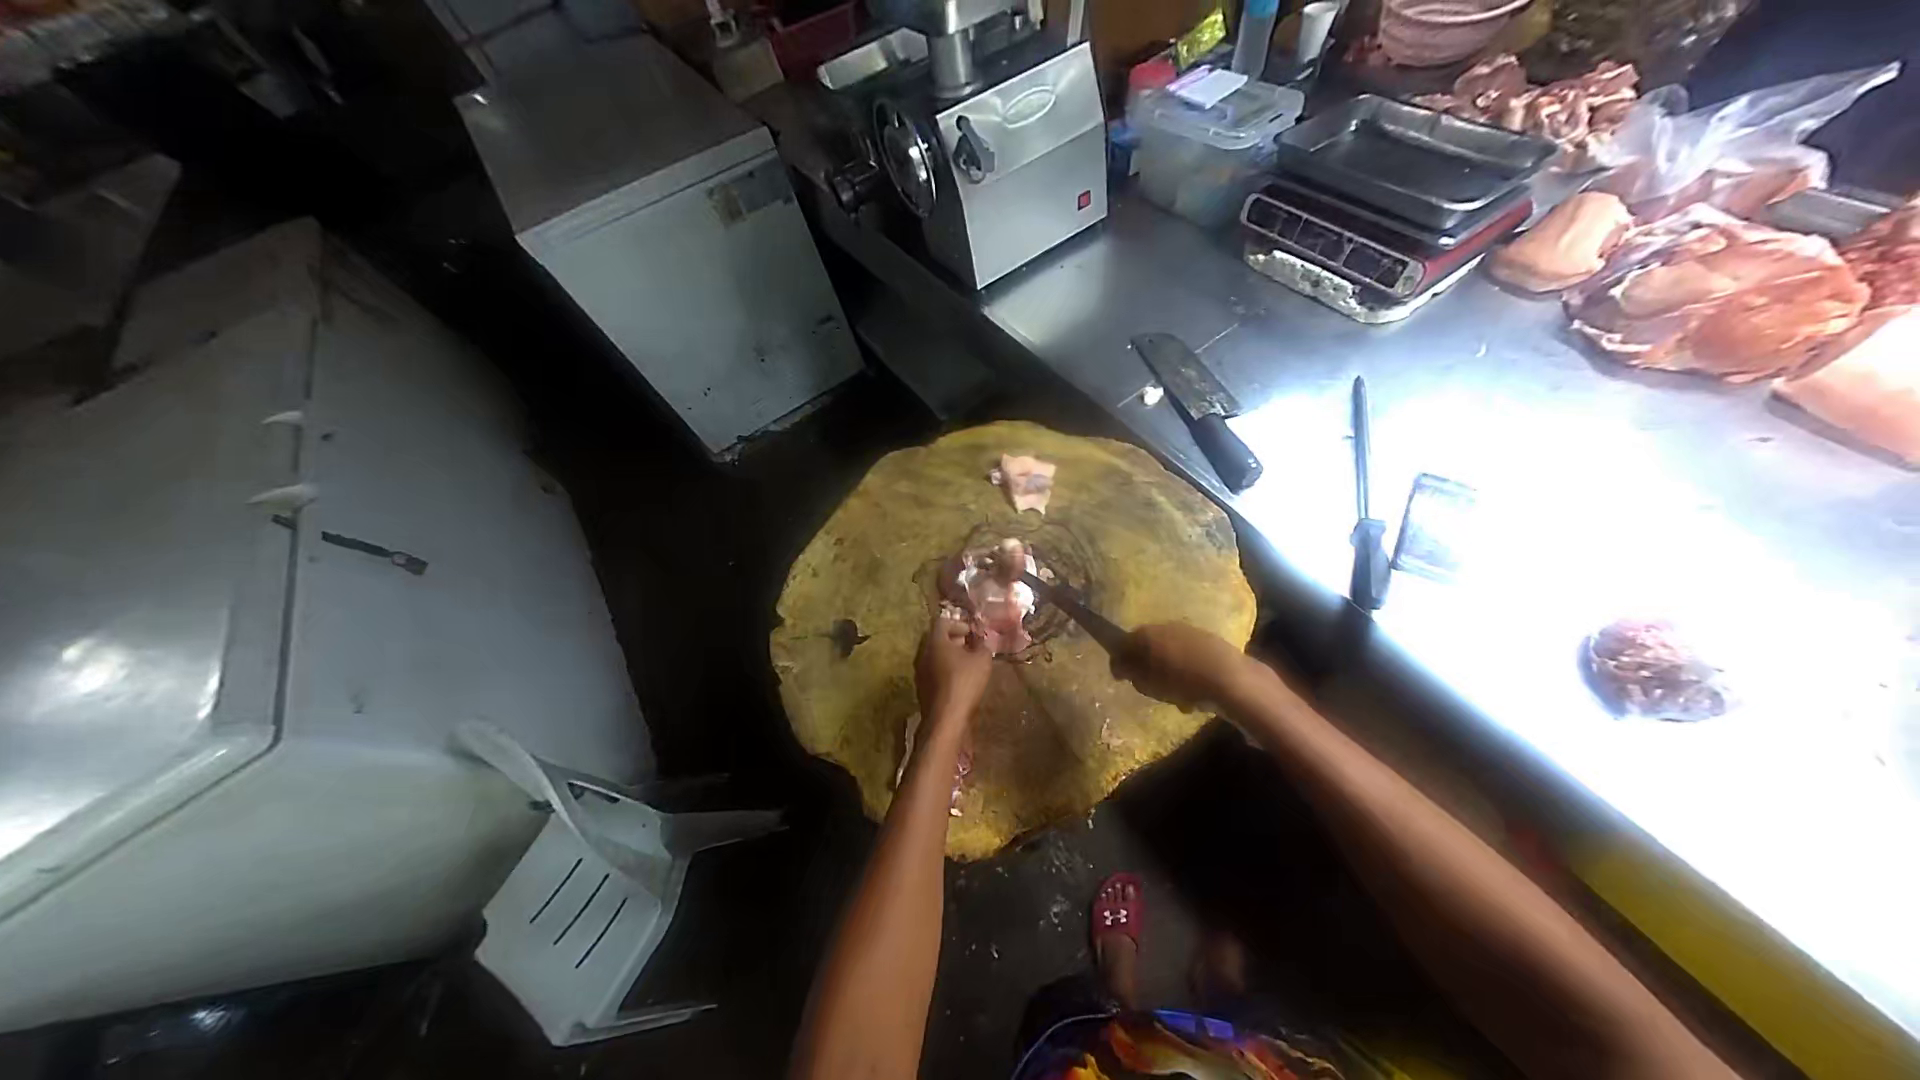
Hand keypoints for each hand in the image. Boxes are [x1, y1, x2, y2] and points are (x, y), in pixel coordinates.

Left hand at [915, 612, 992, 726]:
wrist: (946, 718)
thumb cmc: (965, 682)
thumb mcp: (982, 659)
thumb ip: (982, 645)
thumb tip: (980, 641)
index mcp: (935, 642)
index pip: (942, 622)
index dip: (959, 623)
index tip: (973, 633)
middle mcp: (923, 654)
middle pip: (937, 639)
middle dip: (956, 640)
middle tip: (972, 646)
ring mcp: (920, 672)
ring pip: (936, 657)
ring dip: (951, 657)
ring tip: (969, 664)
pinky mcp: (923, 689)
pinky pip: (935, 672)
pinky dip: (947, 671)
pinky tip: (961, 680)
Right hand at [1110, 623, 1255, 708]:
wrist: (1229, 679)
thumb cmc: (1180, 682)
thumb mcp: (1147, 682)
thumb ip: (1128, 671)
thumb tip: (1119, 665)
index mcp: (1146, 633)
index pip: (1125, 642)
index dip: (1121, 660)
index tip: (1121, 677)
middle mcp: (1166, 626)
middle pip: (1149, 644)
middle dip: (1145, 661)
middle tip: (1146, 682)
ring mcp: (1191, 632)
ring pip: (1171, 650)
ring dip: (1168, 666)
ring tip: (1172, 691)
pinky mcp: (1211, 642)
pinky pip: (1190, 656)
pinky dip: (1186, 669)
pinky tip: (1192, 690)